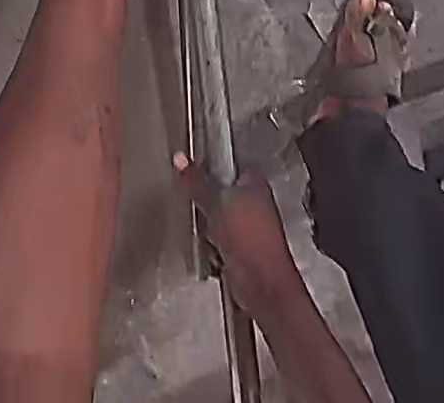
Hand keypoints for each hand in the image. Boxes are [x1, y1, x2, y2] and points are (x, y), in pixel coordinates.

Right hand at [174, 152, 301, 314]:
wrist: (262, 285)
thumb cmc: (249, 237)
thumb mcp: (216, 202)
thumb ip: (197, 181)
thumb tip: (180, 159)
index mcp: (256, 182)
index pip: (228, 165)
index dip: (210, 168)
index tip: (192, 172)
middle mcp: (256, 203)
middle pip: (221, 193)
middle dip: (206, 202)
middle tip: (199, 206)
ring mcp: (250, 228)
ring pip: (218, 220)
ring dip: (208, 227)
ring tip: (205, 232)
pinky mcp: (243, 251)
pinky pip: (218, 242)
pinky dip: (212, 246)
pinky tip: (210, 251)